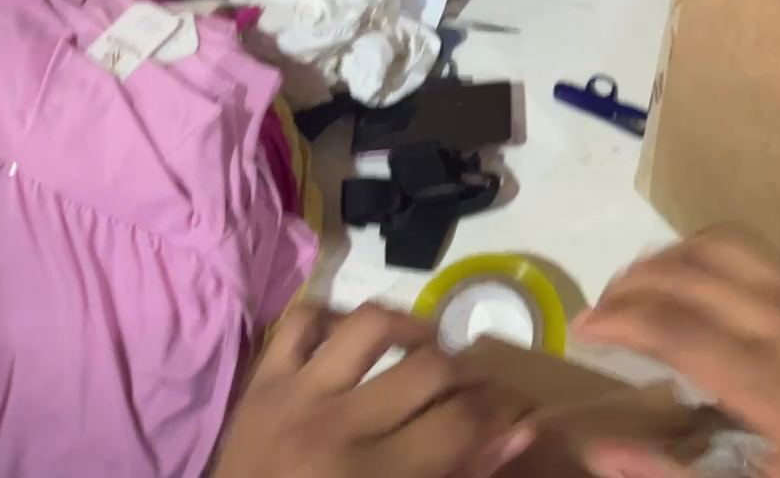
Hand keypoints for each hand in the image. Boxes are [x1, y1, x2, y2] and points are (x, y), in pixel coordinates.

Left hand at [212, 303, 534, 477]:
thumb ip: (456, 476)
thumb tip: (518, 432)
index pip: (458, 423)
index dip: (499, 410)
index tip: (512, 406)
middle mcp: (331, 428)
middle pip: (428, 368)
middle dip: (467, 373)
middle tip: (473, 386)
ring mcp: (291, 395)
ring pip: (371, 323)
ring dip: (411, 329)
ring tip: (424, 348)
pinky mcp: (261, 380)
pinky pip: (303, 319)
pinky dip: (335, 318)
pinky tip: (356, 341)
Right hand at [572, 229, 779, 477]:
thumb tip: (601, 447)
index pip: (681, 332)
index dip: (619, 322)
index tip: (579, 329)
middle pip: (693, 273)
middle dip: (632, 283)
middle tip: (598, 310)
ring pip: (720, 245)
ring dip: (665, 258)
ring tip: (631, 289)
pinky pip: (749, 250)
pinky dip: (700, 254)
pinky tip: (684, 281)